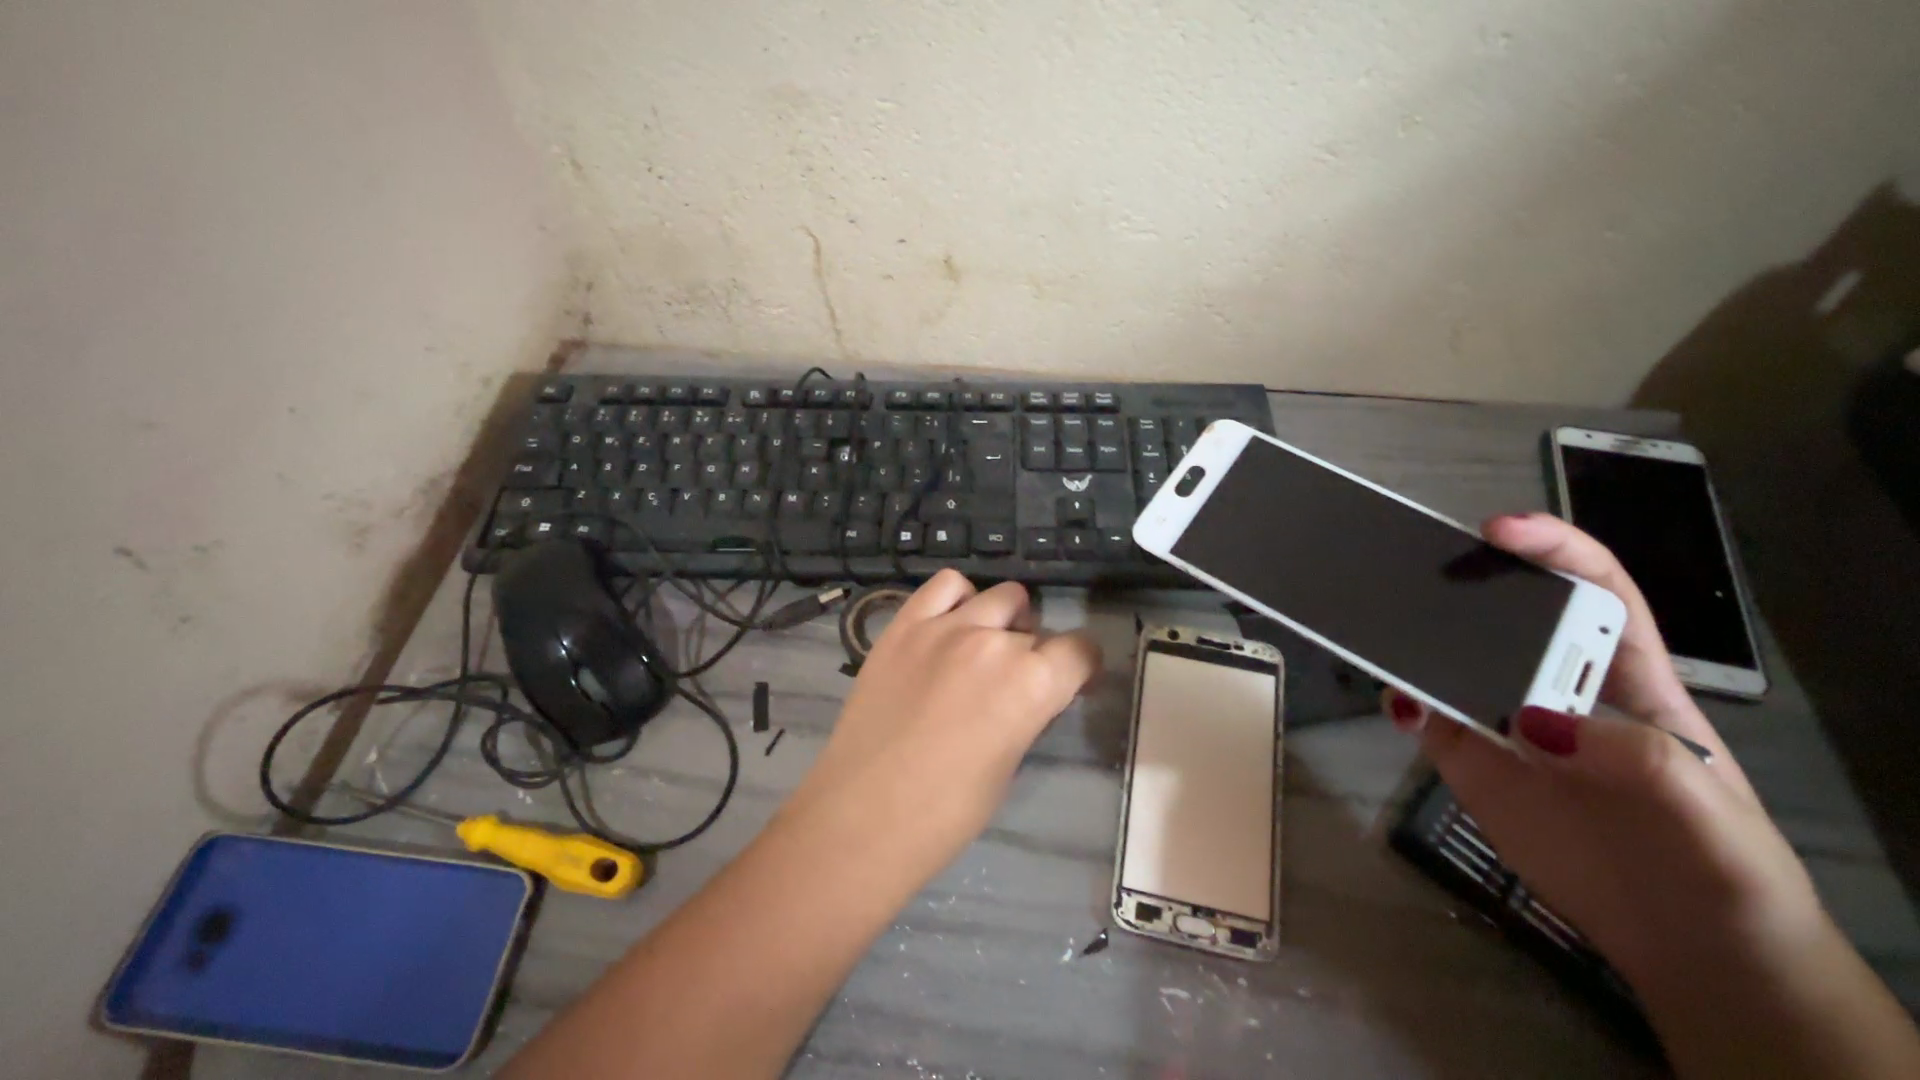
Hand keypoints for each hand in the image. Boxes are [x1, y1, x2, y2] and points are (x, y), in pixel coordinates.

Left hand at [782, 570, 1101, 863]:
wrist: (864, 815)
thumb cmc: (947, 812)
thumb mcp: (1009, 765)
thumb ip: (1027, 714)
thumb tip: (1033, 694)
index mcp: (1033, 683)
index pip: (1079, 651)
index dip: (1080, 668)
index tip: (1070, 684)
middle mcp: (995, 643)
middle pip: (1036, 629)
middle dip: (1036, 654)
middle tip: (1015, 685)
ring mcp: (945, 628)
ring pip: (999, 596)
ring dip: (1004, 620)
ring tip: (985, 649)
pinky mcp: (904, 626)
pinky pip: (945, 586)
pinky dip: (959, 599)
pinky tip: (951, 627)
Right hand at [1386, 513, 1822, 1003]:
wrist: (1686, 945)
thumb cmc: (1720, 865)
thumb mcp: (1708, 811)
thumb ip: (1636, 757)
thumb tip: (1529, 721)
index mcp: (1631, 679)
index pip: (1597, 591)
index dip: (1553, 550)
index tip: (1498, 532)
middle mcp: (1561, 689)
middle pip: (1511, 617)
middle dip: (1468, 583)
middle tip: (1416, 565)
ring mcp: (1511, 728)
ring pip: (1458, 664)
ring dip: (1421, 640)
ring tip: (1381, 621)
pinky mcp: (1476, 767)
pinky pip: (1433, 723)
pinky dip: (1407, 703)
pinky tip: (1395, 696)